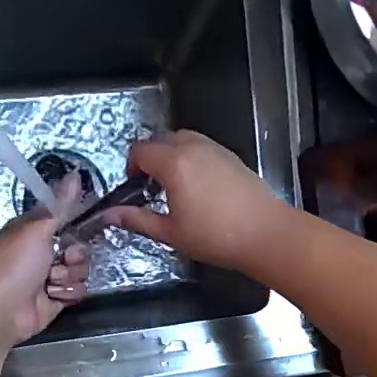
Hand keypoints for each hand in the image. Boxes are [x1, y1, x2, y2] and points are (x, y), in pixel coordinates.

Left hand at [0, 175, 90, 346]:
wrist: (0, 311)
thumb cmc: (12, 265)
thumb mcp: (35, 229)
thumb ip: (60, 206)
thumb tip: (74, 174)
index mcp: (34, 231)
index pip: (66, 221)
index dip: (76, 225)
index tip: (81, 228)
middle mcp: (43, 252)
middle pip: (79, 248)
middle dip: (75, 256)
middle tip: (62, 259)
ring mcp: (50, 277)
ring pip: (81, 271)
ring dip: (69, 277)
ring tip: (50, 282)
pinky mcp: (57, 299)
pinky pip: (78, 291)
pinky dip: (67, 294)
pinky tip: (52, 296)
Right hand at [103, 131, 296, 273]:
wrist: (266, 234)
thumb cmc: (217, 237)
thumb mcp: (171, 233)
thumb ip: (138, 220)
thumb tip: (111, 215)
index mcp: (173, 163)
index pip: (140, 150)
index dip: (131, 167)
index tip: (135, 187)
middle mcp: (193, 147)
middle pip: (160, 140)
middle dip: (150, 159)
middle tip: (152, 188)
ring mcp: (215, 149)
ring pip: (183, 140)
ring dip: (171, 156)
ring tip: (175, 187)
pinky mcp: (232, 157)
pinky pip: (202, 147)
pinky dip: (192, 158)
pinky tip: (199, 188)